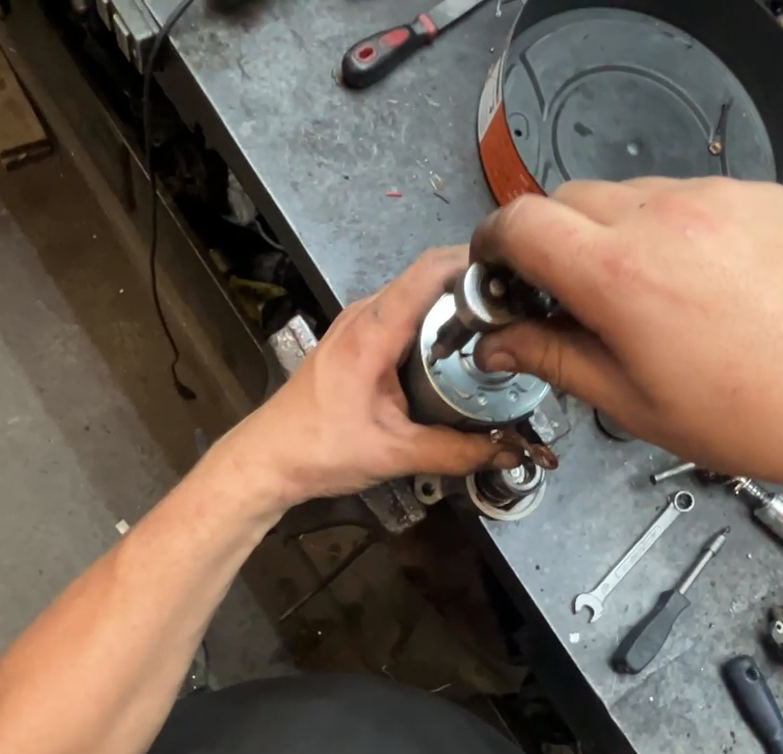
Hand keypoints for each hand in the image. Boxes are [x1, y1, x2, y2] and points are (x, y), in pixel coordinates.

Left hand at [211, 247, 512, 512]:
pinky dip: (428, 328)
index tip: (514, 281)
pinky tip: (449, 358)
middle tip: (513, 318)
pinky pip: (398, 319)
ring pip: (413, 300)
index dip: (475, 264)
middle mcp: (362, 316)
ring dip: (450, 311)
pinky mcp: (352, 342)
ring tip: (491, 335)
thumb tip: (507, 453)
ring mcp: (354, 326)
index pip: (430, 269)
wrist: (267, 460)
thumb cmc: (318, 449)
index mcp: (372, 331)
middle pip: (427, 280)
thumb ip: (456, 452)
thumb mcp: (395, 453)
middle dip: (472, 291)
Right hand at [470, 178, 782, 510]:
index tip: (491, 274)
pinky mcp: (761, 194)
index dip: (490, 245)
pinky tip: (688, 284)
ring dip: (603, 235)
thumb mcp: (631, 402)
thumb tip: (496, 343)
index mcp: (621, 272)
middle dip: (543, 242)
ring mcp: (719, 195)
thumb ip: (552, 358)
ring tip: (630, 298)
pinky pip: (684, 196)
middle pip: (566, 199)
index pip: (520, 223)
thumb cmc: (750, 416)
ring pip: (625, 195)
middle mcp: (666, 214)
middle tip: (555, 298)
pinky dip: (659, 229)